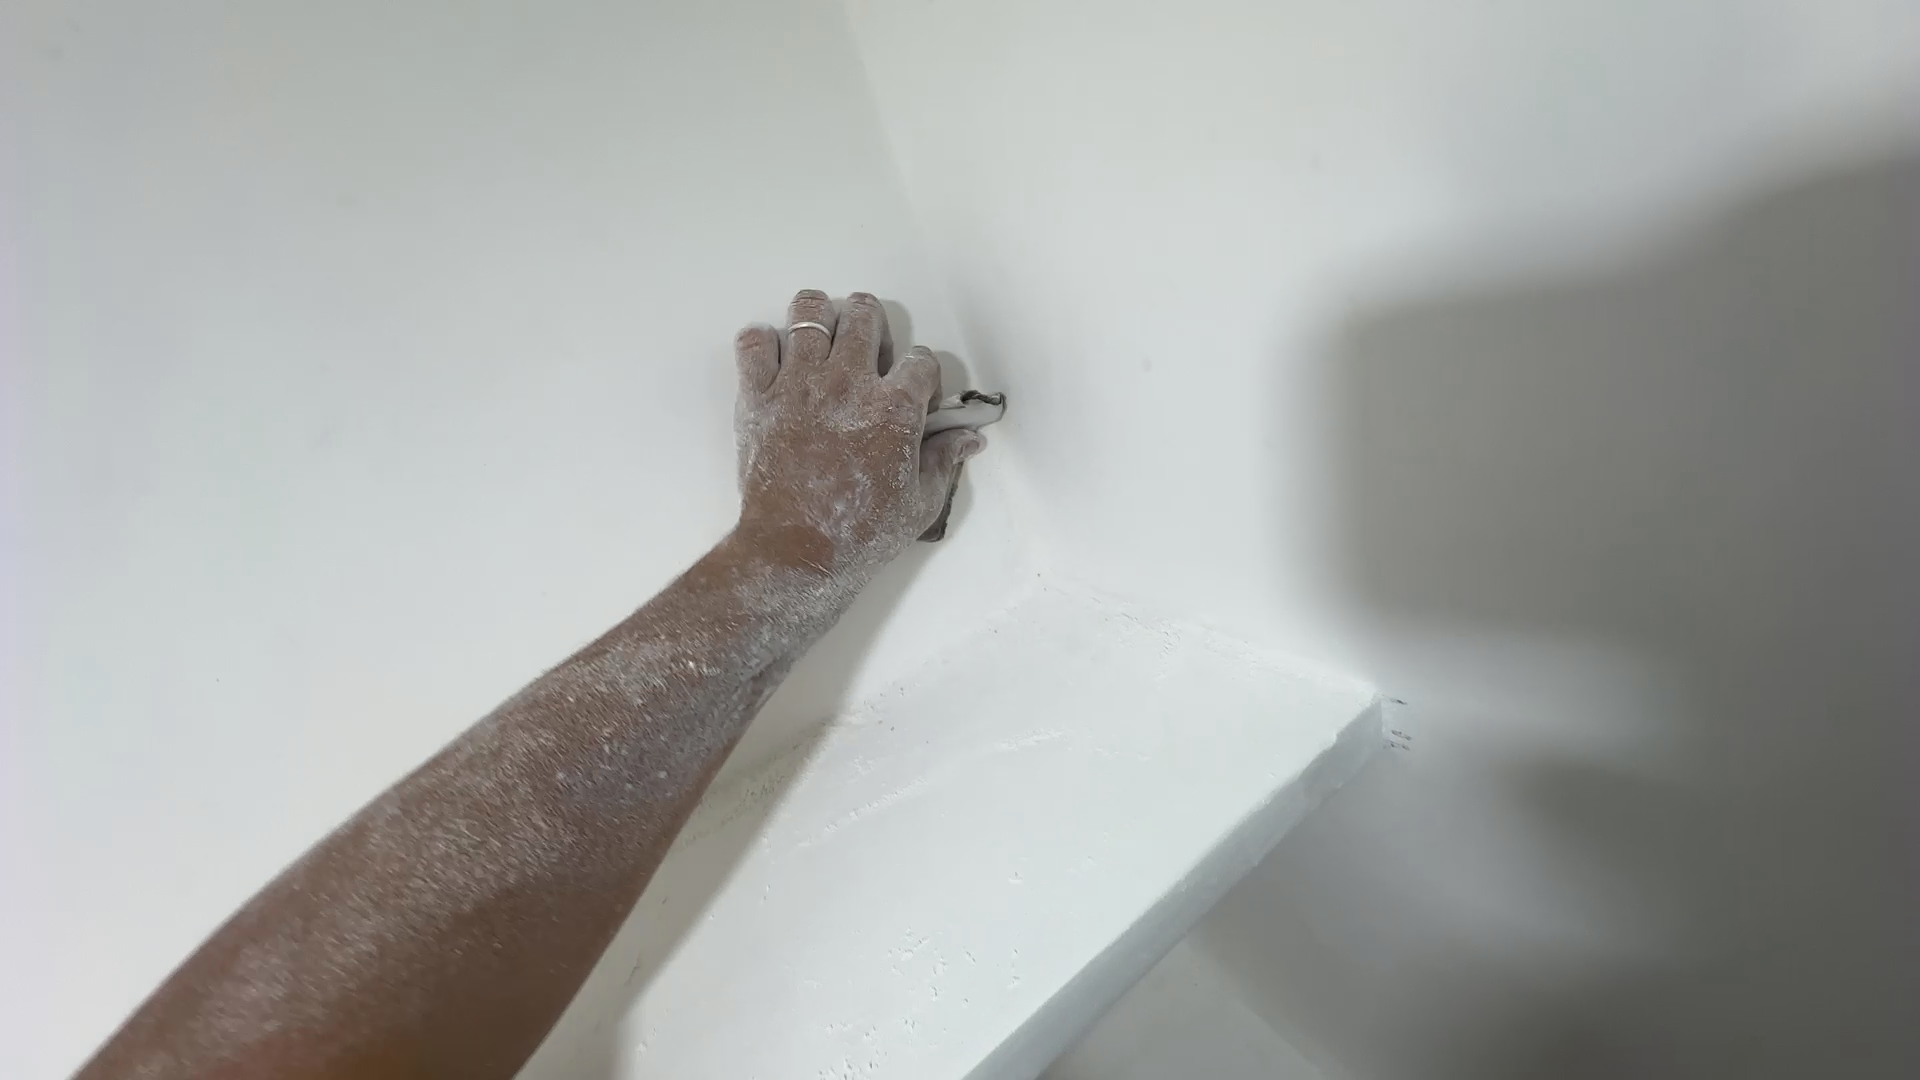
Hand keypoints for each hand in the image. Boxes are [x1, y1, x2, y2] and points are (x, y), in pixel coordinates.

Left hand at [733, 290, 985, 581]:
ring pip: (809, 312)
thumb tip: (969, 439)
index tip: (917, 390)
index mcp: (895, 407)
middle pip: (865, 316)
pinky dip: (763, 343)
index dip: (924, 374)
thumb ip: (944, 460)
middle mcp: (849, 382)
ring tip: (824, 336)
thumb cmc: (863, 532)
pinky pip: (754, 344)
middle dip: (874, 326)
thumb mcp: (919, 502)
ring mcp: (800, 384)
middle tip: (870, 349)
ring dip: (821, 316)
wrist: (797, 551)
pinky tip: (776, 360)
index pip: (922, 361)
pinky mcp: (759, 397)